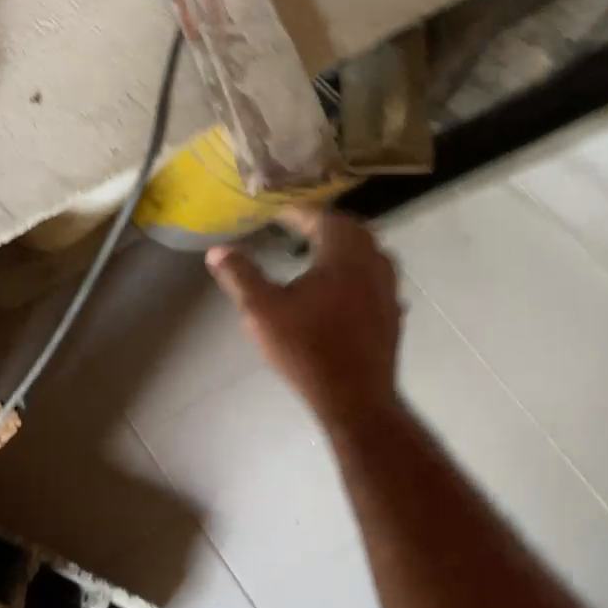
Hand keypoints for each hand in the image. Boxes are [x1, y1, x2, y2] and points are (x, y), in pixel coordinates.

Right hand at [206, 206, 401, 419]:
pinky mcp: (390, 315)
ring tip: (318, 252)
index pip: (326, 221)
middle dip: (326, 225)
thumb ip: (240, 275)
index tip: (278, 213)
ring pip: (372, 254)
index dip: (300, 214)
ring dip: (345, 246)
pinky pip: (377, 278)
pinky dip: (356, 270)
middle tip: (298, 227)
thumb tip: (218, 250)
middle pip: (355, 233)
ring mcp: (386, 292)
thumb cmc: (303, 346)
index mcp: (343, 260)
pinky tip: (339, 287)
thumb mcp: (259, 309)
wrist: (352, 394)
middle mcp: (372, 268)